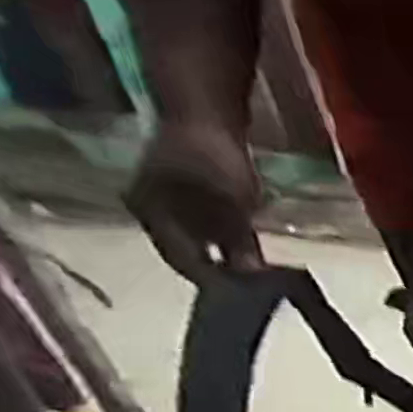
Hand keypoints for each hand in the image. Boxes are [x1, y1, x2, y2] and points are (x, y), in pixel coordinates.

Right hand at [125, 124, 263, 281]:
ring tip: (258, 279)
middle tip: (255, 294)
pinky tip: (252, 254)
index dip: (215, 281)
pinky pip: (207, 228)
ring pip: (199, 242)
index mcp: (154, 216)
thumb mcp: (232, 203)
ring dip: (226, 259)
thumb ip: (238, 239)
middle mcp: (154, 213)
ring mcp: (168, 204)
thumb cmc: (214, 156)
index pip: (184, 261)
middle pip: (190, 254)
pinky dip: (227, 242)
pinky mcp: (187, 196)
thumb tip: (249, 274)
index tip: (246, 300)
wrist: (206, 111)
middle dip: (221, 273)